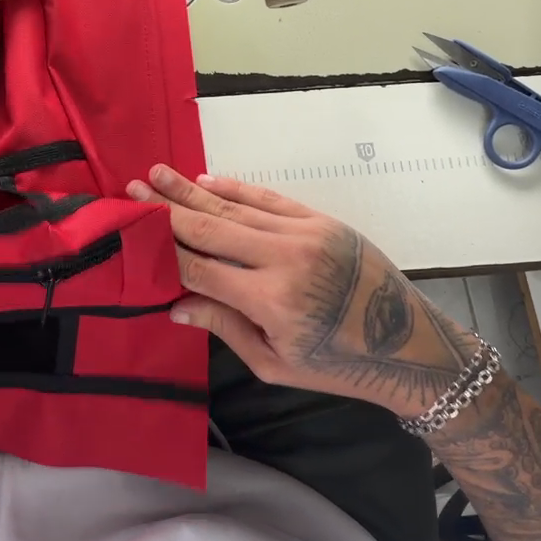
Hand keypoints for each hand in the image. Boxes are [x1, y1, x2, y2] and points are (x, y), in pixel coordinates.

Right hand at [126, 165, 481, 419]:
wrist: (411, 348)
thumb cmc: (336, 367)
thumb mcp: (274, 363)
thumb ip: (223, 327)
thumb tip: (172, 304)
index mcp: (270, 302)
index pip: (198, 268)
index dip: (159, 251)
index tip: (128, 234)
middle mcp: (283, 259)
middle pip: (210, 227)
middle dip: (165, 210)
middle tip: (130, 190)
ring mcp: (304, 234)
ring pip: (234, 205)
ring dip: (190, 189)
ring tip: (156, 173)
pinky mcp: (321, 221)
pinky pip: (268, 198)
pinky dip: (234, 187)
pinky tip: (205, 178)